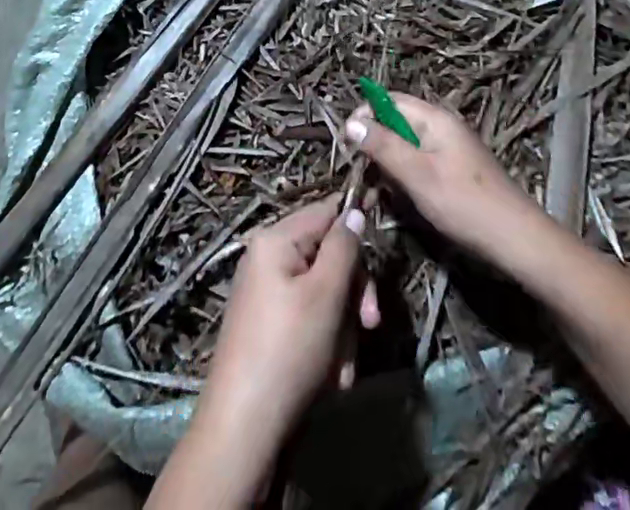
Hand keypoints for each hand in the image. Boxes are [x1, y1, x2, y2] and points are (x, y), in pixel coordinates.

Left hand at [196, 197, 376, 448]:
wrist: (246, 419)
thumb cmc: (289, 347)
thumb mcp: (325, 293)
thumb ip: (344, 248)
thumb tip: (353, 210)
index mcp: (275, 240)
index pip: (325, 212)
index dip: (356, 221)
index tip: (383, 236)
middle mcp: (268, 258)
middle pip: (330, 257)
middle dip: (354, 293)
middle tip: (370, 323)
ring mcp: (269, 292)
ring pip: (326, 294)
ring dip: (343, 328)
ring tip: (341, 363)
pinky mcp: (272, 323)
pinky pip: (311, 319)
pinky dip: (327, 344)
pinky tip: (329, 374)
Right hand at [344, 93, 546, 267]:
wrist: (516, 240)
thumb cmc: (464, 203)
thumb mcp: (417, 174)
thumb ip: (383, 145)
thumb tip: (351, 122)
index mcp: (435, 119)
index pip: (389, 100)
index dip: (364, 115)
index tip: (347, 143)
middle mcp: (441, 128)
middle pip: (394, 123)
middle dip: (372, 144)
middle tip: (358, 173)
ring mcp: (447, 151)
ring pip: (403, 147)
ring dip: (384, 165)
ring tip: (372, 192)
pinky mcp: (450, 172)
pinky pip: (416, 164)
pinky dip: (401, 178)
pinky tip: (394, 199)